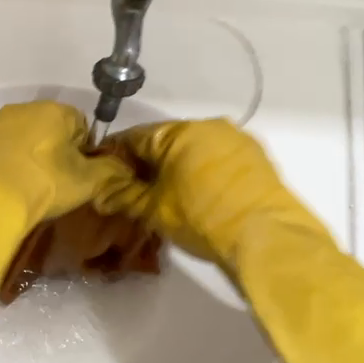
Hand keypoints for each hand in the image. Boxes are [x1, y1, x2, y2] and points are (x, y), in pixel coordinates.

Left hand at [0, 101, 130, 352]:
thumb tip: (121, 169)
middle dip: (53, 155)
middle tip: (53, 187)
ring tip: (26, 193)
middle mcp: (21, 110)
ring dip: (24, 162)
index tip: (79, 177)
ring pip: (19, 143)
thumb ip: (110, 172)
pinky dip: (0, 171)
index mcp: (54, 110)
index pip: (81, 125)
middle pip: (47, 132)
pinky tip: (2, 193)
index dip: (84, 153)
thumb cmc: (45, 183)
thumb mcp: (88, 181)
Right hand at [97, 117, 318, 264]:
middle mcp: (210, 127)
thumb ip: (122, 197)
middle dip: (145, 165)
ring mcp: (237, 142)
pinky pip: (214, 162)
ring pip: (192, 151)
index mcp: (181, 131)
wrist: (264, 236)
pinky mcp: (255, 160)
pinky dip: (197, 175)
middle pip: (165, 142)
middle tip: (129, 192)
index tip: (102, 176)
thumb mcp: (153, 209)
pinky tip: (191, 198)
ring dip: (173, 170)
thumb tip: (99, 194)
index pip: (135, 137)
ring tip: (160, 198)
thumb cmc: (201, 216)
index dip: (114, 156)